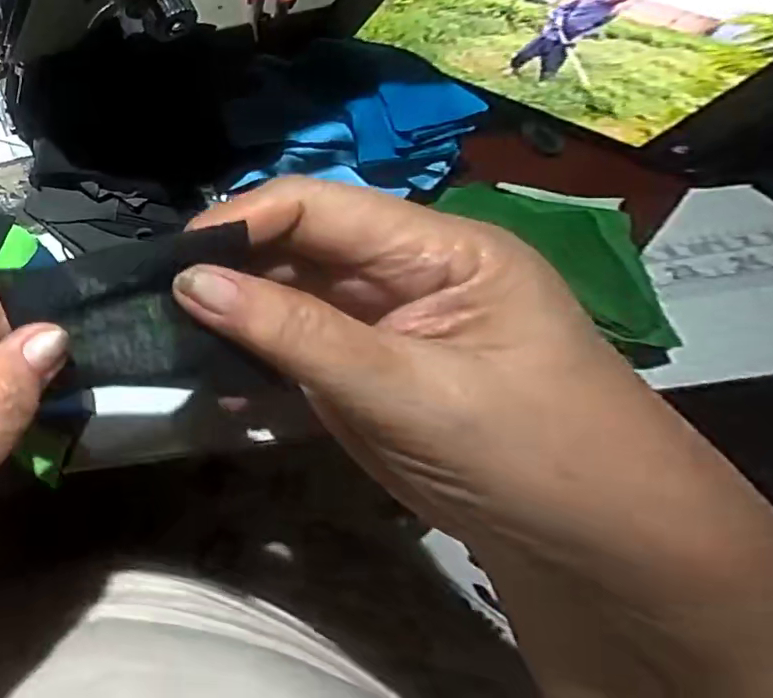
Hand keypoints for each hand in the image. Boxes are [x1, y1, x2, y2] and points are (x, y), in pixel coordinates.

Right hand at [171, 176, 719, 555]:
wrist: (612, 568)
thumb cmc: (537, 459)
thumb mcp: (408, 391)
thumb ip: (295, 333)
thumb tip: (188, 281)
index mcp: (434, 246)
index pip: (318, 205)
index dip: (242, 219)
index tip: (177, 256)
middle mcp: (399, 267)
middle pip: (293, 243)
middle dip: (228, 265)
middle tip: (161, 298)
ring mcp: (376, 316)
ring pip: (282, 290)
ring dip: (231, 310)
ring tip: (173, 332)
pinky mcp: (360, 361)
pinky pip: (288, 339)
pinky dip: (250, 352)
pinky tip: (214, 371)